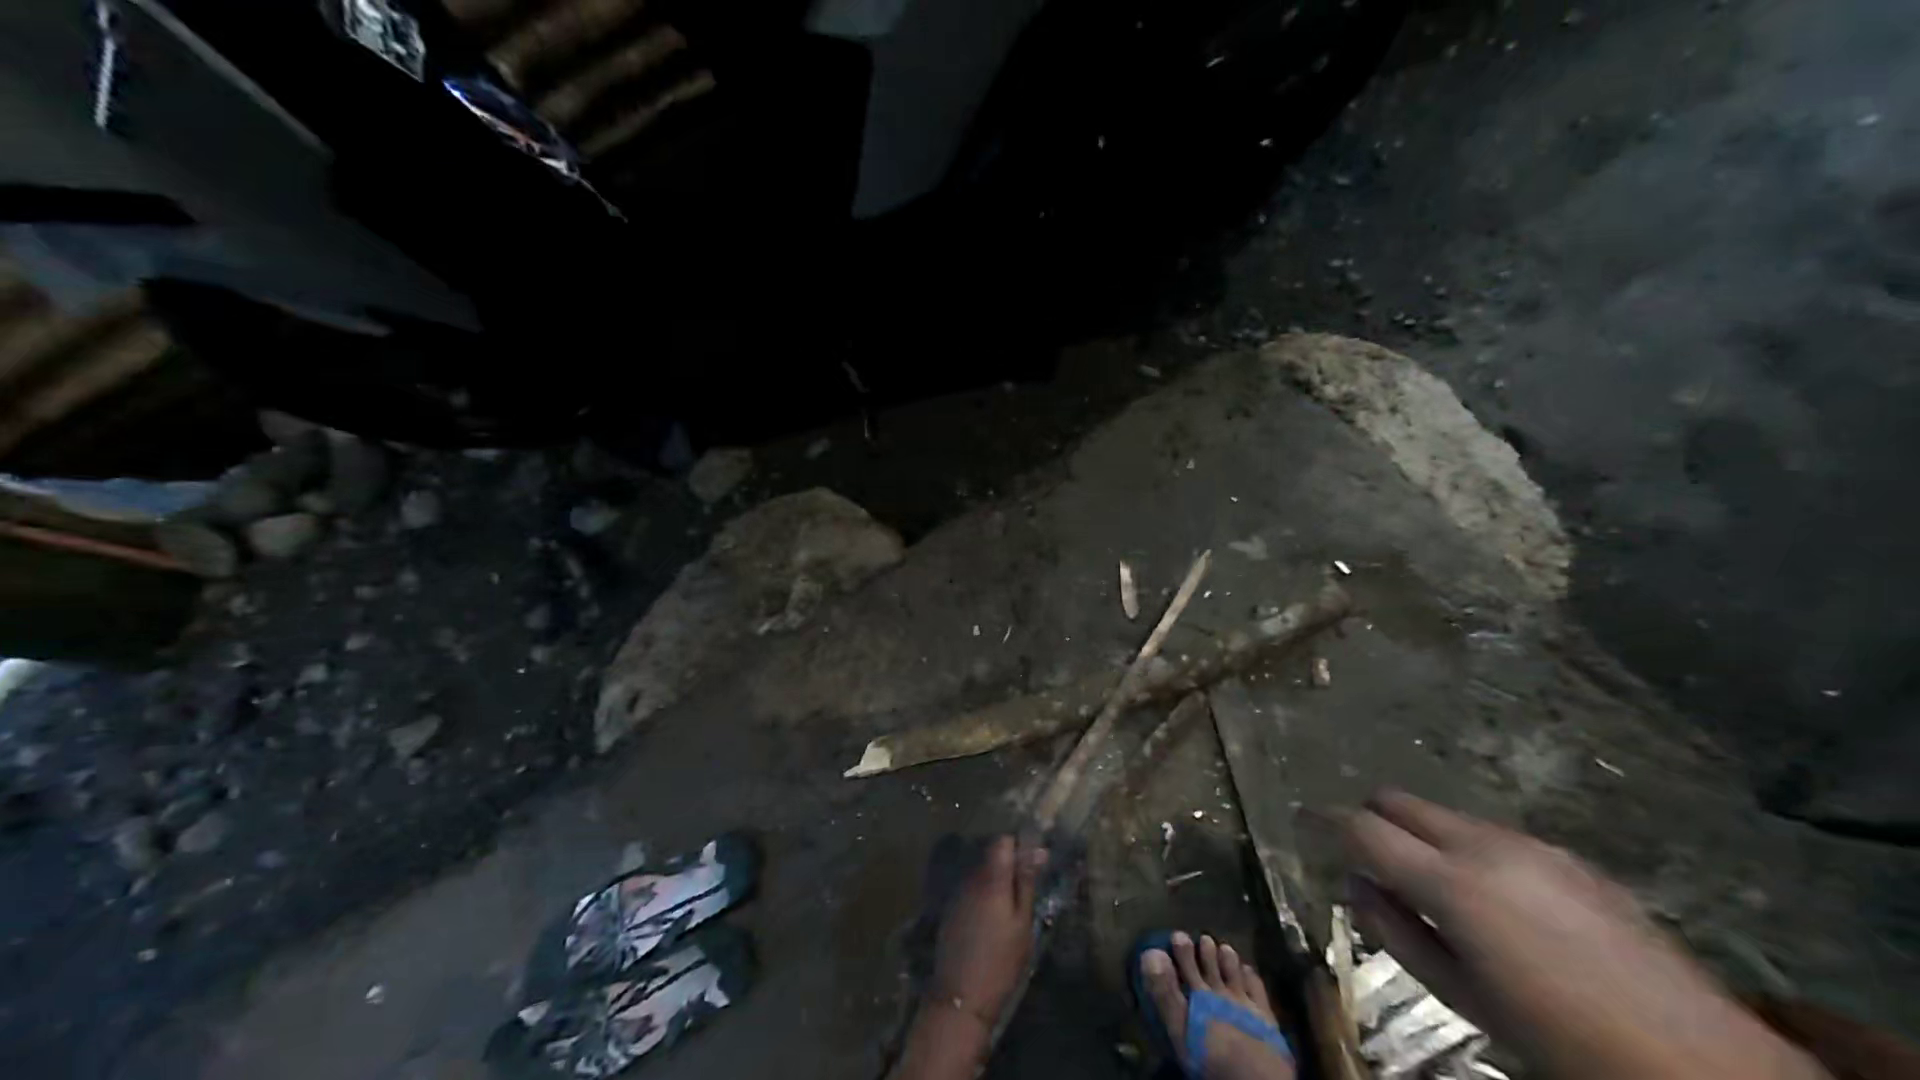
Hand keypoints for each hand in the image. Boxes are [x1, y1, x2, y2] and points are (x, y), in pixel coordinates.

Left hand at [930, 836, 1046, 1026]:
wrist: (961, 996)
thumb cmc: (1001, 961)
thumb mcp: (1023, 923)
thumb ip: (1026, 882)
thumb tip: (1037, 849)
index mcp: (991, 878)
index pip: (1003, 840)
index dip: (1019, 845)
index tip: (1033, 862)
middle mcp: (970, 878)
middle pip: (990, 853)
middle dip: (1009, 861)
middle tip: (1026, 885)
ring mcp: (957, 892)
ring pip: (980, 869)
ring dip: (996, 877)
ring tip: (1011, 902)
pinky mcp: (951, 907)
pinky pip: (970, 887)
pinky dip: (983, 891)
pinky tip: (991, 915)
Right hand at [1344, 790, 1827, 1079]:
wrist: (1702, 1061)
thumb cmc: (1558, 1038)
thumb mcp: (1464, 997)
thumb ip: (1397, 933)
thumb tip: (1354, 886)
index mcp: (1452, 884)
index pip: (1362, 827)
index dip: (1325, 821)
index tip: (1304, 822)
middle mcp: (1486, 846)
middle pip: (1398, 800)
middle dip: (1370, 818)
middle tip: (1365, 857)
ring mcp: (1532, 844)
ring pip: (1444, 815)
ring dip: (1420, 836)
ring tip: (1433, 889)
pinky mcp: (1568, 856)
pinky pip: (1492, 834)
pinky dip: (1467, 849)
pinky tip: (1495, 901)